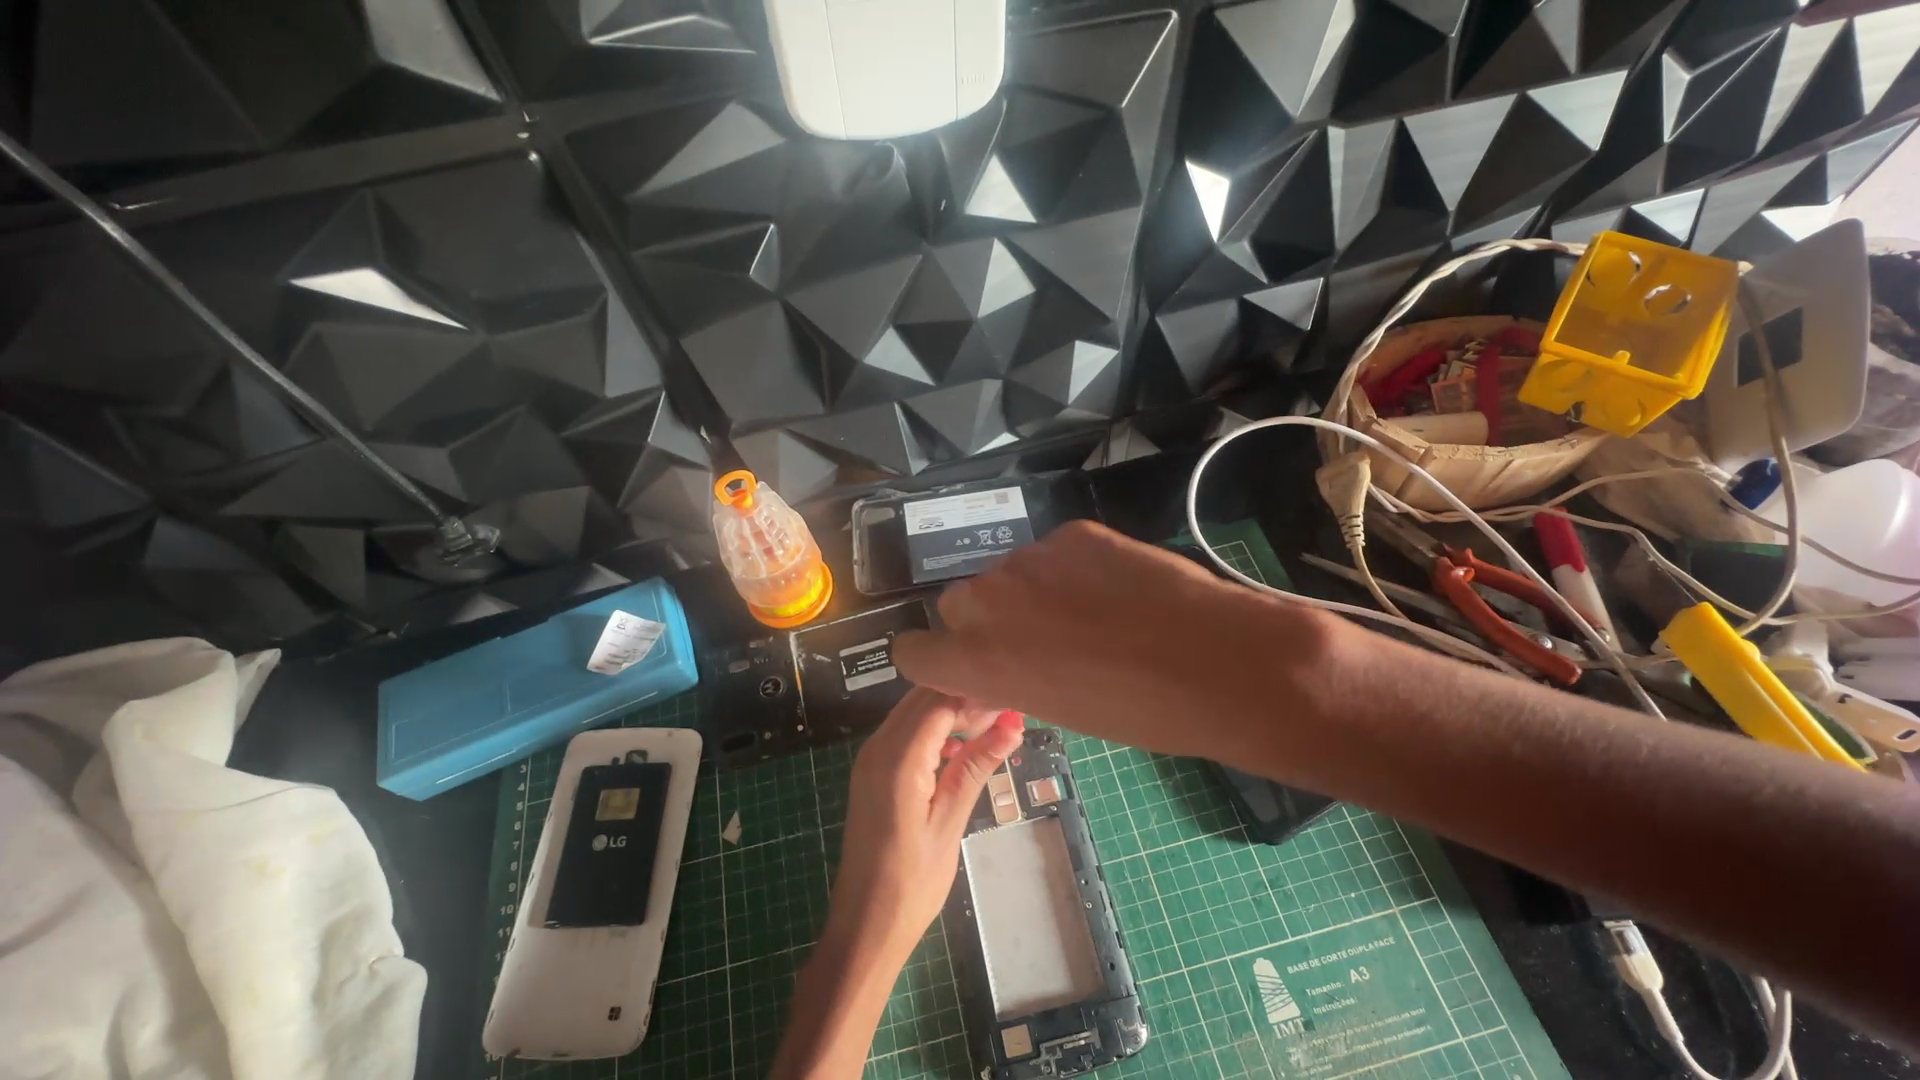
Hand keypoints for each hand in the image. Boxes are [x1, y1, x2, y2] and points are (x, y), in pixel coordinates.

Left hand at [827, 687, 1024, 959]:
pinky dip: (933, 732)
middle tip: (1009, 716)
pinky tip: (960, 752)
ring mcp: (870, 759)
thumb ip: (975, 767)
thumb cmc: (911, 884)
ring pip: (914, 714)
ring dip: (950, 713)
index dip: (977, 695)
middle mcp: (877, 748)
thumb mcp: (949, 824)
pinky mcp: (871, 773)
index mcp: (897, 760)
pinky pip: (905, 735)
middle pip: (923, 699)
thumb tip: (1012, 724)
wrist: (864, 926)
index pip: (939, 701)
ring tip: (993, 731)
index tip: (1015, 702)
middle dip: (965, 698)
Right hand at [892, 521, 1334, 760]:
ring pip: (1007, 574)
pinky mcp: (1071, 533)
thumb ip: (1008, 681)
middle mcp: (989, 601)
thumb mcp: (1057, 711)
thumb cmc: (1139, 711)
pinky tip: (1112, 590)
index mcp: (978, 659)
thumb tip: (997, 671)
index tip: (960, 667)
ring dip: (1028, 592)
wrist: (1215, 660)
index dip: (935, 660)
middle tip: (1032, 641)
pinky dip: (1069, 570)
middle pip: (956, 603)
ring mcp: (1030, 559)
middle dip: (983, 621)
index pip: (912, 651)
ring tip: (1084, 614)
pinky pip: (1051, 553)